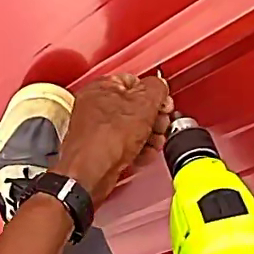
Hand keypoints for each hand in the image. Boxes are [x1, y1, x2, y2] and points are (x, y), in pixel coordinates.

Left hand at [53, 72, 172, 204]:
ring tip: (154, 142)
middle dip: (153, 118)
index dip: (153, 93)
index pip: (133, 82)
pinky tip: (143, 154)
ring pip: (131, 129)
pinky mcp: (100, 151)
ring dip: (148, 137)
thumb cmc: (106, 138)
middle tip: (160, 125)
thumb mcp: (143, 104)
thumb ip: (156, 89)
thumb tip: (160, 86)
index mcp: (102, 87)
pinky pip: (124, 146)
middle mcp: (95, 107)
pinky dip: (137, 150)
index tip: (163, 103)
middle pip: (134, 107)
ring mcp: (96, 131)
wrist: (91, 172)